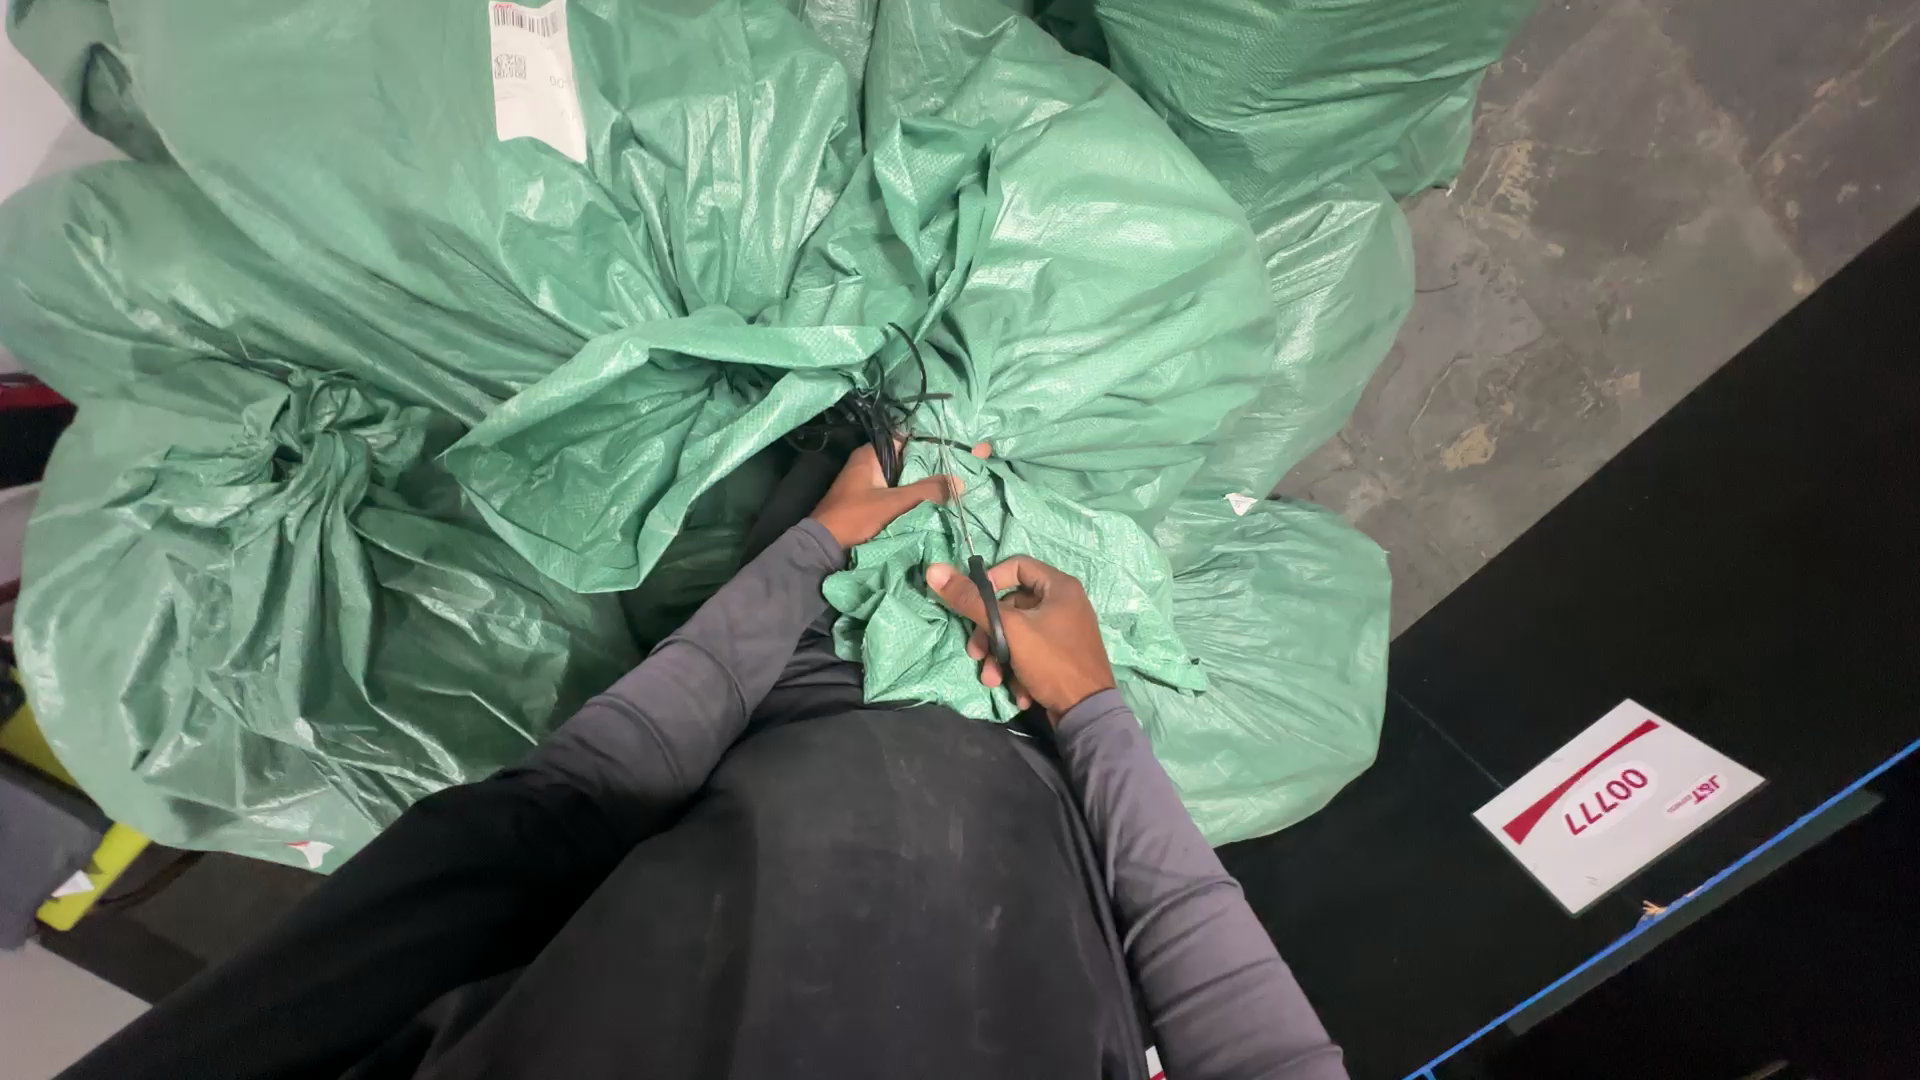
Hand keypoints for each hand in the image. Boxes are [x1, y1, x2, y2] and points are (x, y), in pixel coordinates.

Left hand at [810, 440, 988, 549]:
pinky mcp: (866, 502)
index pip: (904, 439)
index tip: (950, 452)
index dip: (926, 444)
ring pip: (900, 480)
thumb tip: (959, 481)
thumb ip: (926, 491)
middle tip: (953, 473)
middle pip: (904, 461)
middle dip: (926, 469)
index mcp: (869, 455)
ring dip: (918, 486)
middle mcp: (867, 464)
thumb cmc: (855, 517)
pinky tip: (927, 504)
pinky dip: (907, 498)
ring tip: (947, 488)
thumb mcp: (894, 503)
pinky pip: (893, 494)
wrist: (824, 547)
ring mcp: (866, 484)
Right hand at [925, 555, 1114, 720]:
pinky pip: (1030, 652)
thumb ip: (971, 601)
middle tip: (976, 654)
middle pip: (1011, 606)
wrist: (1086, 714)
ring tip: (993, 679)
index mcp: (1060, 587)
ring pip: (1016, 633)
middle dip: (989, 634)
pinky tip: (1019, 690)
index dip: (990, 582)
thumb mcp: (1008, 629)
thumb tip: (933, 569)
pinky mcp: (1060, 656)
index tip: (974, 605)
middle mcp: (1064, 603)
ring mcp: (1063, 631)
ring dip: (999, 657)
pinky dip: (1018, 669)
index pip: (1016, 566)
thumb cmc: (1051, 661)